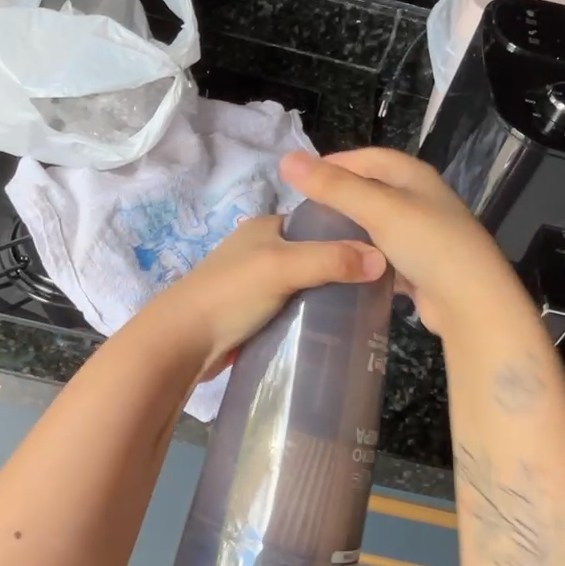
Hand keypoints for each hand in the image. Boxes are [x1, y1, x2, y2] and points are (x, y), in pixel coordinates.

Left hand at [139, 212, 386, 381]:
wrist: (182, 342)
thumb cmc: (231, 294)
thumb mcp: (284, 267)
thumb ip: (331, 260)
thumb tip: (382, 260)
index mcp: (266, 227)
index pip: (318, 223)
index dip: (349, 237)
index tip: (382, 257)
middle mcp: (260, 251)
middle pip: (314, 257)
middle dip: (341, 273)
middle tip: (376, 294)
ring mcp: (254, 286)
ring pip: (303, 288)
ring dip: (325, 300)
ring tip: (361, 315)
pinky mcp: (252, 317)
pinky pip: (291, 313)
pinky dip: (308, 320)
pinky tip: (331, 333)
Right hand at [279, 149, 530, 337]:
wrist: (469, 302)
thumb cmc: (427, 244)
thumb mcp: (378, 209)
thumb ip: (334, 187)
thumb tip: (286, 161)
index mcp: (415, 177)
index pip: (369, 157)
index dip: (335, 162)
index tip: (301, 178)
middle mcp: (421, 201)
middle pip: (372, 191)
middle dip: (340, 198)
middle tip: (304, 211)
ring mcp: (422, 236)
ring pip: (376, 226)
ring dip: (350, 231)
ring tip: (316, 239)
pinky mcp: (419, 268)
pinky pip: (383, 256)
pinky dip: (363, 258)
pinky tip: (342, 268)